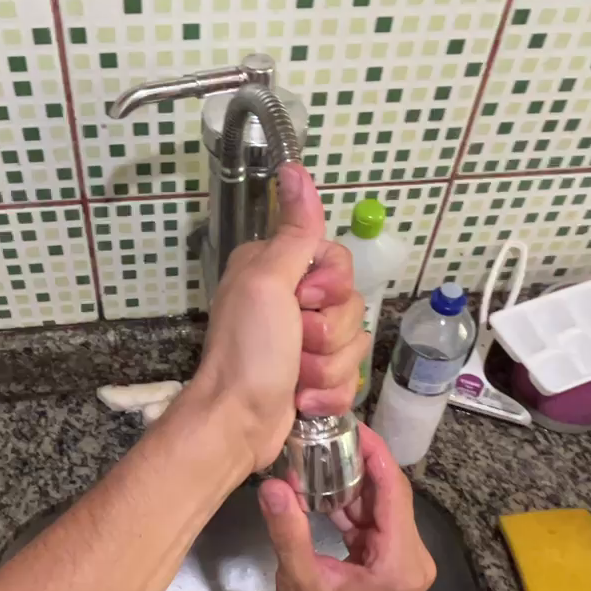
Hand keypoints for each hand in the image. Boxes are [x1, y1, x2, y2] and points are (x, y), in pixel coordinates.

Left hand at [189, 162, 368, 467]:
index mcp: (276, 270)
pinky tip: (301, 400)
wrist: (237, 423)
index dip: (331, 286)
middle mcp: (290, 301)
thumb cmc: (248, 352)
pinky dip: (328, 394)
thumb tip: (294, 168)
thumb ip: (294, 231)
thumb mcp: (268, 282)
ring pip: (353, 345)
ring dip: (325, 368)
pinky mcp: (314, 378)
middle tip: (293, 344)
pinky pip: (349, 379)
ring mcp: (304, 342)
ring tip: (294, 377)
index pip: (338, 261)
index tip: (304, 301)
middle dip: (326, 334)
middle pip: (350, 305)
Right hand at [257, 424, 435, 590]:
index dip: (375, 453)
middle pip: (389, 495)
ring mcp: (404, 559)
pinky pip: (374, 523)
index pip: (394, 491)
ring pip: (381, 507)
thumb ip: (289, 533)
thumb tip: (271, 485)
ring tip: (317, 456)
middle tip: (324, 435)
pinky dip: (350, 507)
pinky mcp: (391, 562)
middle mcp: (412, 555)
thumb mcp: (301, 584)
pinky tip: (322, 492)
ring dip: (351, 484)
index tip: (350, 424)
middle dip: (357, 464)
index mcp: (399, 560)